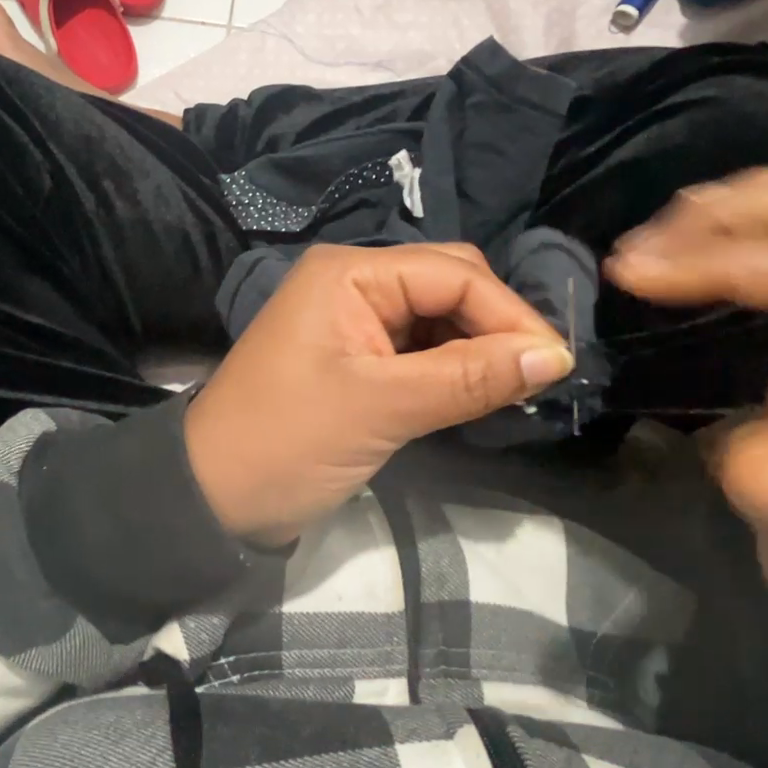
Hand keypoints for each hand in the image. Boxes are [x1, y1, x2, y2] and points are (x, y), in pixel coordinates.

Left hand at [185, 244, 574, 546]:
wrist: (212, 494)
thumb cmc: (286, 441)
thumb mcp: (379, 409)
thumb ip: (466, 378)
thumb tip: (554, 356)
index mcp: (349, 272)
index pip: (453, 273)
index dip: (509, 314)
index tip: (555, 366)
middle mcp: (353, 281)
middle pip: (449, 285)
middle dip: (496, 325)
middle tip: (539, 379)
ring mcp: (354, 319)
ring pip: (439, 317)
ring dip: (478, 348)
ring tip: (516, 390)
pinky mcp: (357, 357)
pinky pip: (420, 348)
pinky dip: (453, 367)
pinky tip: (480, 393)